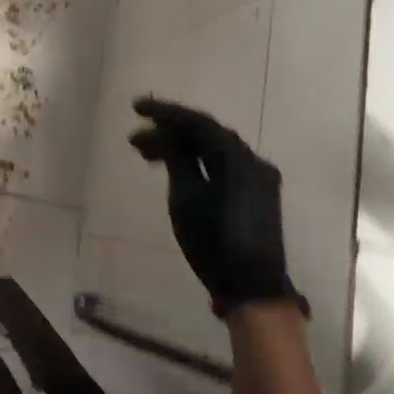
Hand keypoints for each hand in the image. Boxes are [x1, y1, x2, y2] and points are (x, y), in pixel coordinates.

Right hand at [128, 97, 305, 317]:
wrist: (251, 285)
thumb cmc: (213, 240)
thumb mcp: (187, 198)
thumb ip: (178, 160)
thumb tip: (164, 133)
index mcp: (239, 160)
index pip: (199, 123)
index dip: (166, 113)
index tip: (136, 108)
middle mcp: (253, 162)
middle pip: (207, 134)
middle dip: (169, 131)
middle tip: (135, 137)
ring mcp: (257, 179)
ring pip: (213, 150)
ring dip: (180, 147)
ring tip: (145, 154)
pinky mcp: (254, 194)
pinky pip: (221, 165)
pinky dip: (195, 161)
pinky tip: (173, 168)